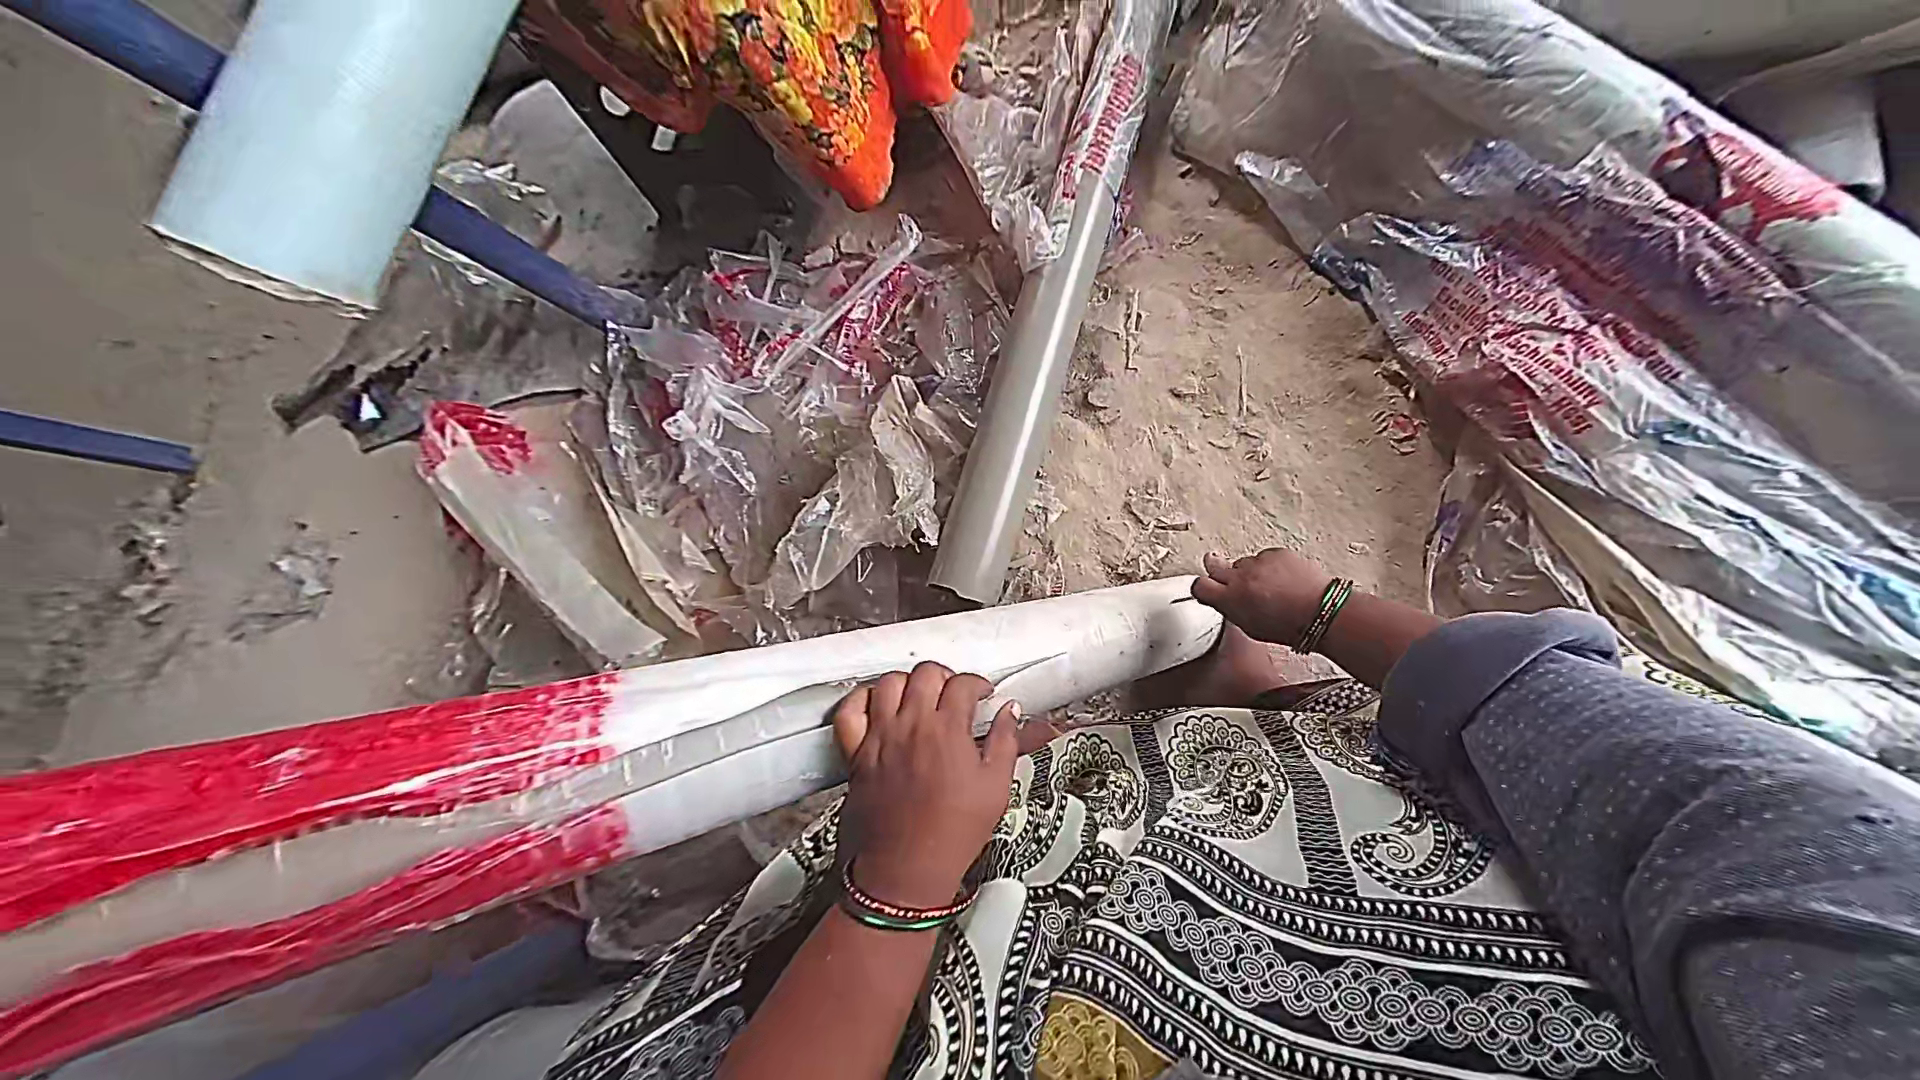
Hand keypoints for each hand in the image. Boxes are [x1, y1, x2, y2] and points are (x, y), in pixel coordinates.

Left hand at [832, 662, 1018, 908]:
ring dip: (907, 682)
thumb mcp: (995, 788)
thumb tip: (1010, 713)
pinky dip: (861, 699)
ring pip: (888, 683)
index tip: (982, 694)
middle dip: (945, 676)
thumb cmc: (952, 833)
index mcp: (947, 730)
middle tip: (953, 692)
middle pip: (925, 673)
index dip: (977, 684)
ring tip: (919, 695)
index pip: (963, 684)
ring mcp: (880, 736)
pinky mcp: (856, 753)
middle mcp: (911, 725)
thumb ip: (1005, 741)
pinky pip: (850, 711)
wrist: (905, 870)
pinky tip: (876, 704)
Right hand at [1191, 549, 1335, 647]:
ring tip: (1268, 585)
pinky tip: (1282, 578)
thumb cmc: (1291, 626)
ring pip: (1243, 562)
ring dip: (1250, 571)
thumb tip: (1224, 599)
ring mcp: (1259, 562)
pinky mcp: (1277, 553)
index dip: (1202, 587)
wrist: (1323, 612)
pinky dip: (1271, 565)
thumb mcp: (1250, 626)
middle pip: (1214, 564)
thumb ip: (1231, 608)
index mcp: (1230, 599)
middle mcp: (1240, 577)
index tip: (1207, 588)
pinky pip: (1265, 556)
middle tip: (1225, 575)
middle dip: (1217, 568)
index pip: (1200, 585)